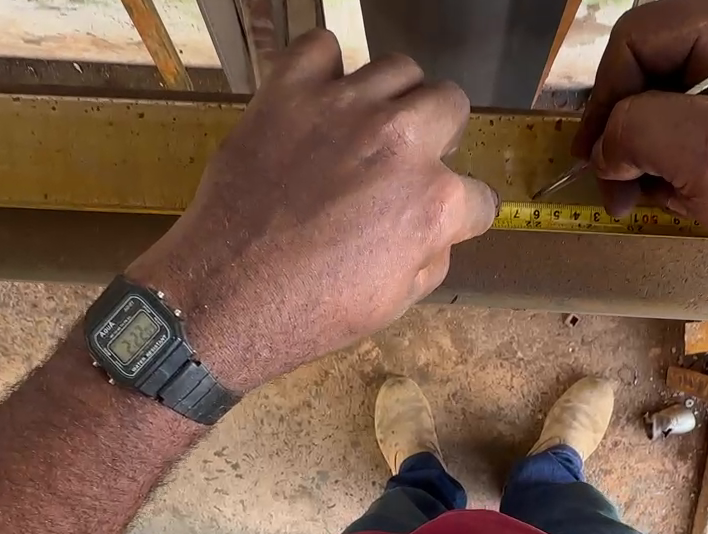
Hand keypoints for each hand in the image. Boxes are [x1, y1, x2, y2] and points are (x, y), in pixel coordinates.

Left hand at [127, 32, 498, 390]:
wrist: (229, 296)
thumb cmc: (313, 313)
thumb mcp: (394, 304)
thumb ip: (432, 257)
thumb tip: (437, 231)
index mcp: (433, 203)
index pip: (478, 198)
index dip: (462, 216)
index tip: (444, 222)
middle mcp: (400, 141)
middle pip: (449, 105)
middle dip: (439, 137)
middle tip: (407, 164)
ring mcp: (344, 107)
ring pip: (397, 69)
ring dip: (392, 101)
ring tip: (366, 132)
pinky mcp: (289, 91)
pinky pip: (322, 47)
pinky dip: (325, 71)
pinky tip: (318, 106)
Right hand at [573, 0, 707, 274]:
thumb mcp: (706, 151)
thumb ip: (637, 130)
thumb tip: (602, 148)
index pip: (639, 35)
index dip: (607, 97)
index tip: (598, 161)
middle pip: (642, 69)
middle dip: (621, 132)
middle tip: (615, 189)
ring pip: (651, 103)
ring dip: (636, 156)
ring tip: (640, 199)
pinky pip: (672, 128)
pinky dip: (659, 165)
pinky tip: (672, 194)